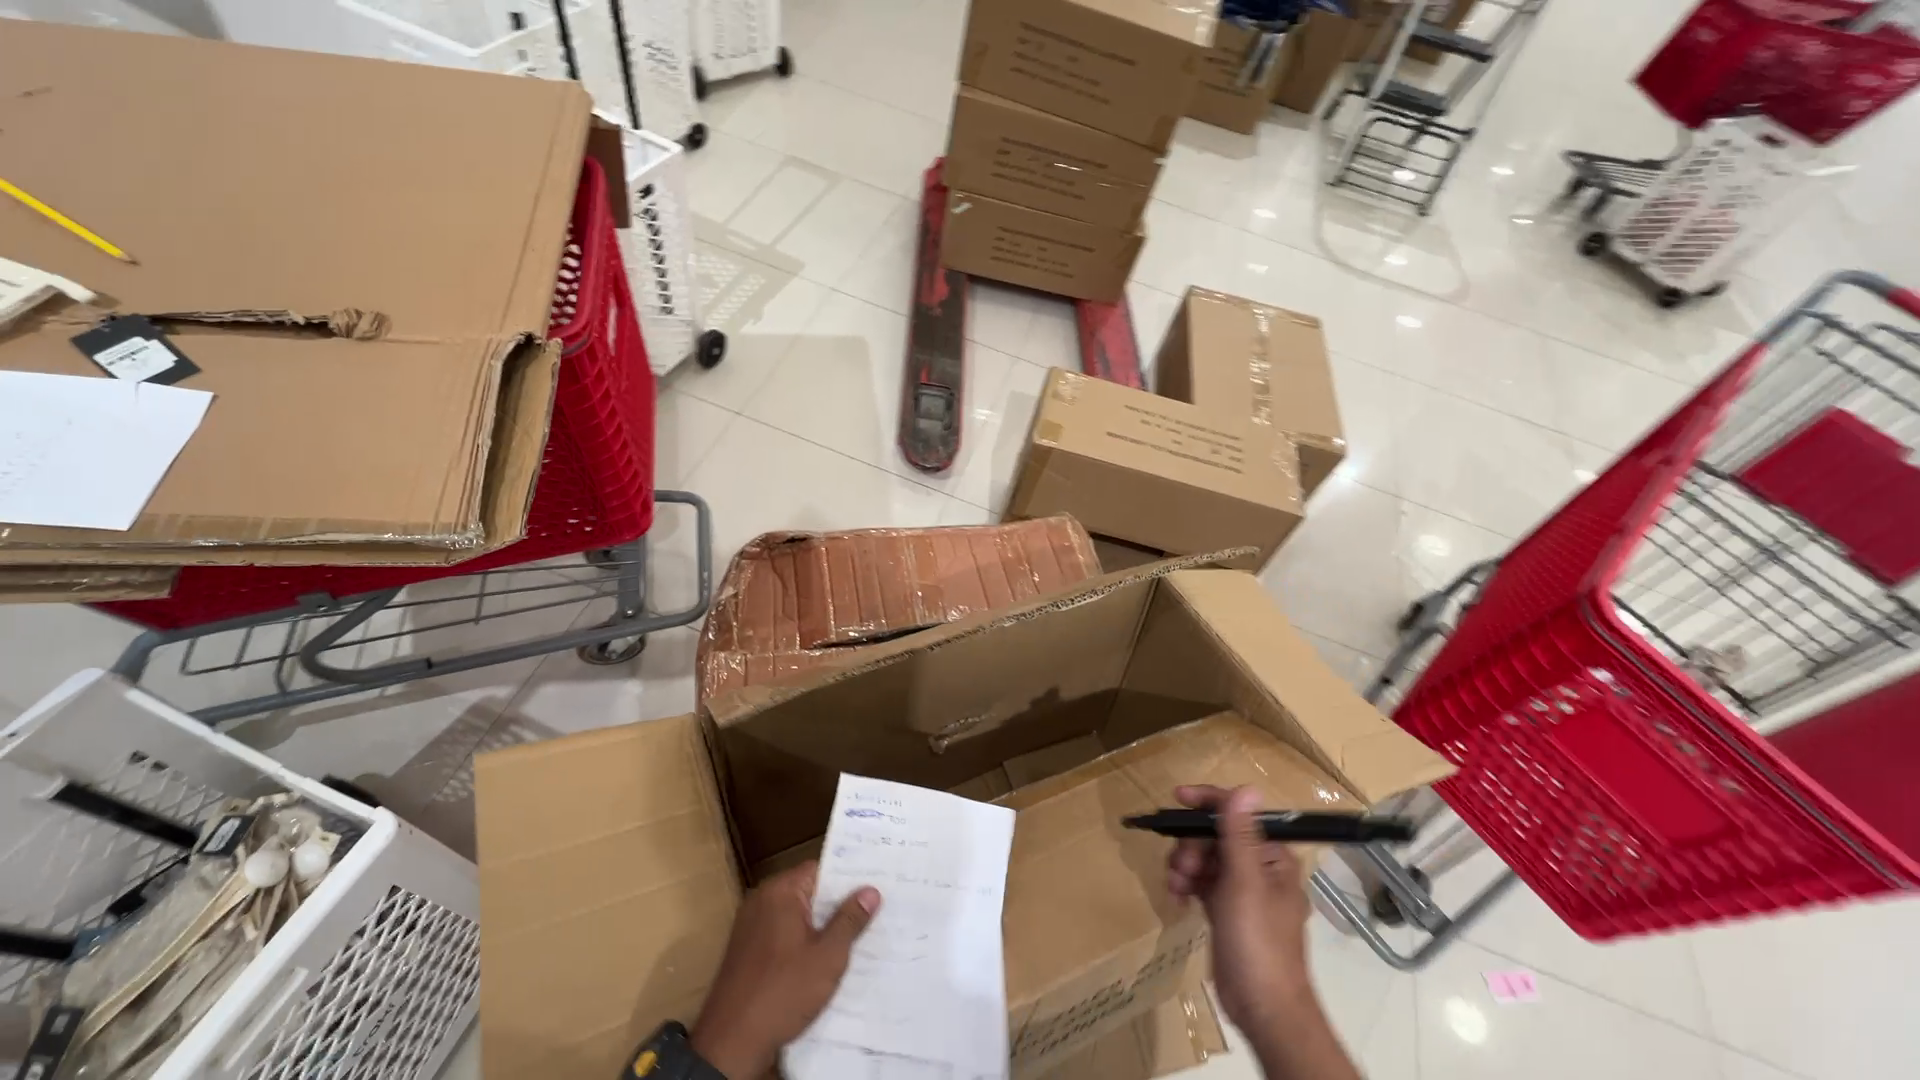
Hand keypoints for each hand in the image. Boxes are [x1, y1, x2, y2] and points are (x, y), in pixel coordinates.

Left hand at [690, 862, 880, 1078]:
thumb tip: (870, 891)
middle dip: (837, 905)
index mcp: (780, 892)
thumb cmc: (783, 992)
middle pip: (808, 891)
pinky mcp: (747, 949)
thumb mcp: (828, 956)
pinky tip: (824, 960)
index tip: (876, 888)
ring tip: (856, 938)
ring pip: (796, 915)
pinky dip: (802, 941)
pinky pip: (782, 933)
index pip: (820, 869)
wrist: (731, 1042)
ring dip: (820, 926)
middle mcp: (761, 900)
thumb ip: (850, 920)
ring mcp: (750, 925)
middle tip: (874, 914)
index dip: (848, 879)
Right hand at [1165, 785, 1313, 1034]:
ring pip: (1206, 860)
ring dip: (1186, 867)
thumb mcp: (1245, 883)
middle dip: (1192, 846)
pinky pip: (1203, 885)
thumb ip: (1240, 835)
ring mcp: (1243, 892)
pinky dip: (1189, 886)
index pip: (1239, 815)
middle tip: (1181, 868)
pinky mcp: (1228, 912)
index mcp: (1273, 858)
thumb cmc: (1258, 941)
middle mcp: (1260, 869)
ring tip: (1177, 887)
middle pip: (1216, 837)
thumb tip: (1246, 788)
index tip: (1176, 798)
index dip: (1209, 802)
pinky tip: (1179, 899)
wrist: (1264, 1007)